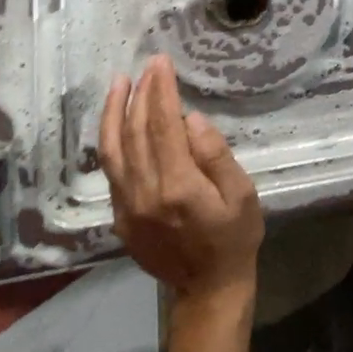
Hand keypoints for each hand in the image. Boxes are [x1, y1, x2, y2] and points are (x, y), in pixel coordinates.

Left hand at [101, 55, 262, 301]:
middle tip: (148, 65)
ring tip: (120, 83)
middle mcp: (144, 194)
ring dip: (114, 113)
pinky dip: (111, 139)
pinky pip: (110, 170)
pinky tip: (118, 122)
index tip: (161, 63)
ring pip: (111, 150)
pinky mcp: (119, 216)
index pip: (163, 126)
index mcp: (178, 186)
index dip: (160, 91)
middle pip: (134, 133)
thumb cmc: (234, 237)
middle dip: (140, 94)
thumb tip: (192, 120)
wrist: (207, 288)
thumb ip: (216, 156)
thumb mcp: (241, 194)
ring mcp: (126, 206)